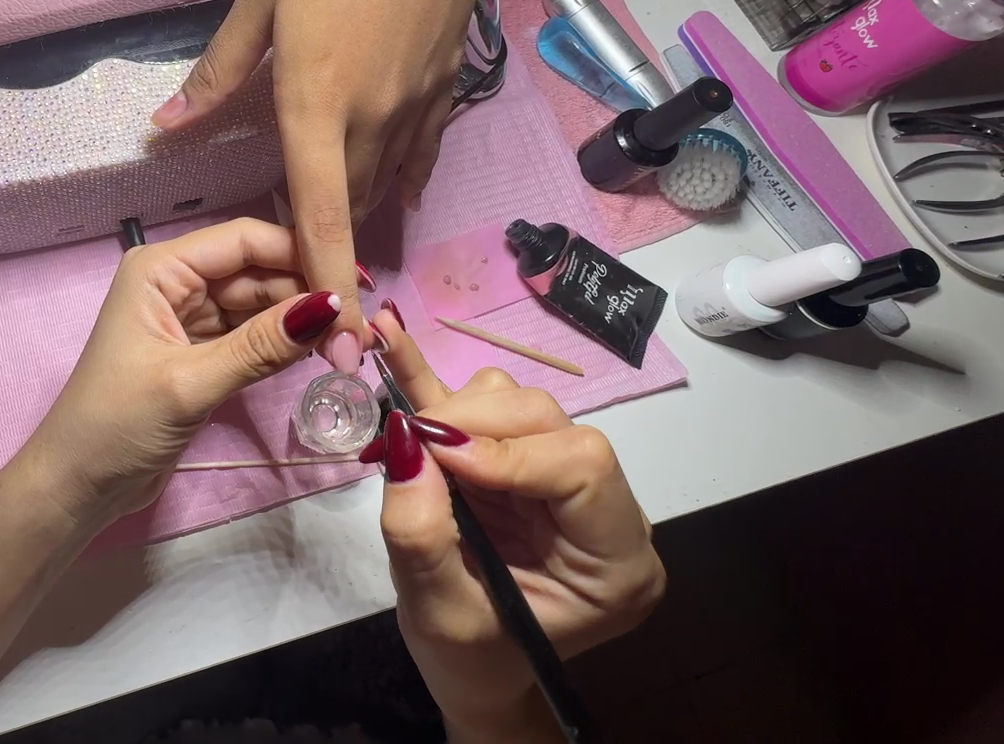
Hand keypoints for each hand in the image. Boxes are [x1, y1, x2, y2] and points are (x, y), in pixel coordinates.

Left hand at [24, 218, 339, 526]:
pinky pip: (251, 332)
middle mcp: (177, 280)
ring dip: (301, 320)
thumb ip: (260, 346)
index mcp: (161, 268)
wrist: (79, 484)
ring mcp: (190, 315)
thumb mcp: (189, 383)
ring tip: (350, 343)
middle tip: (359, 330)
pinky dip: (282, 342)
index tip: (355, 283)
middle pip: (257, 270)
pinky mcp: (201, 349)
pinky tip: (318, 352)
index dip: (300, 255)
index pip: (244, 241)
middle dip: (307, 294)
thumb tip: (332, 307)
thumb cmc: (117, 424)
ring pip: (259, 302)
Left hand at [152, 0, 515, 366]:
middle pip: (347, 206)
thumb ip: (217, 74)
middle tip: (293, 267)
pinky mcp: (446, 79)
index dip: (325, 287)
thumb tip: (167, 125)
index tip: (337, 344)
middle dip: (323, 246)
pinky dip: (396, 176)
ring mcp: (420, 100)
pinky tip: (388, 188)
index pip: (318, 219)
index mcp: (315, 103)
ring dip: (353, 209)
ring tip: (330, 230)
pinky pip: (418, 150)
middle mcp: (374, 116)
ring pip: (381, 180)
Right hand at [367, 307, 664, 735]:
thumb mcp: (443, 616)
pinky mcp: (506, 454)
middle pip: (547, 421)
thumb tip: (405, 442)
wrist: (469, 669)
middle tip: (411, 440)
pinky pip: (473, 399)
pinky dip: (427, 373)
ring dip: (454, 406)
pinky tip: (389, 334)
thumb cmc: (470, 661)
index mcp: (614, 559)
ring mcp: (551, 474)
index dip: (508, 450)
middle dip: (472, 420)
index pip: (581, 466)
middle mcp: (598, 505)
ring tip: (408, 435)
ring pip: (514, 401)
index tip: (437, 455)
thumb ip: (424, 537)